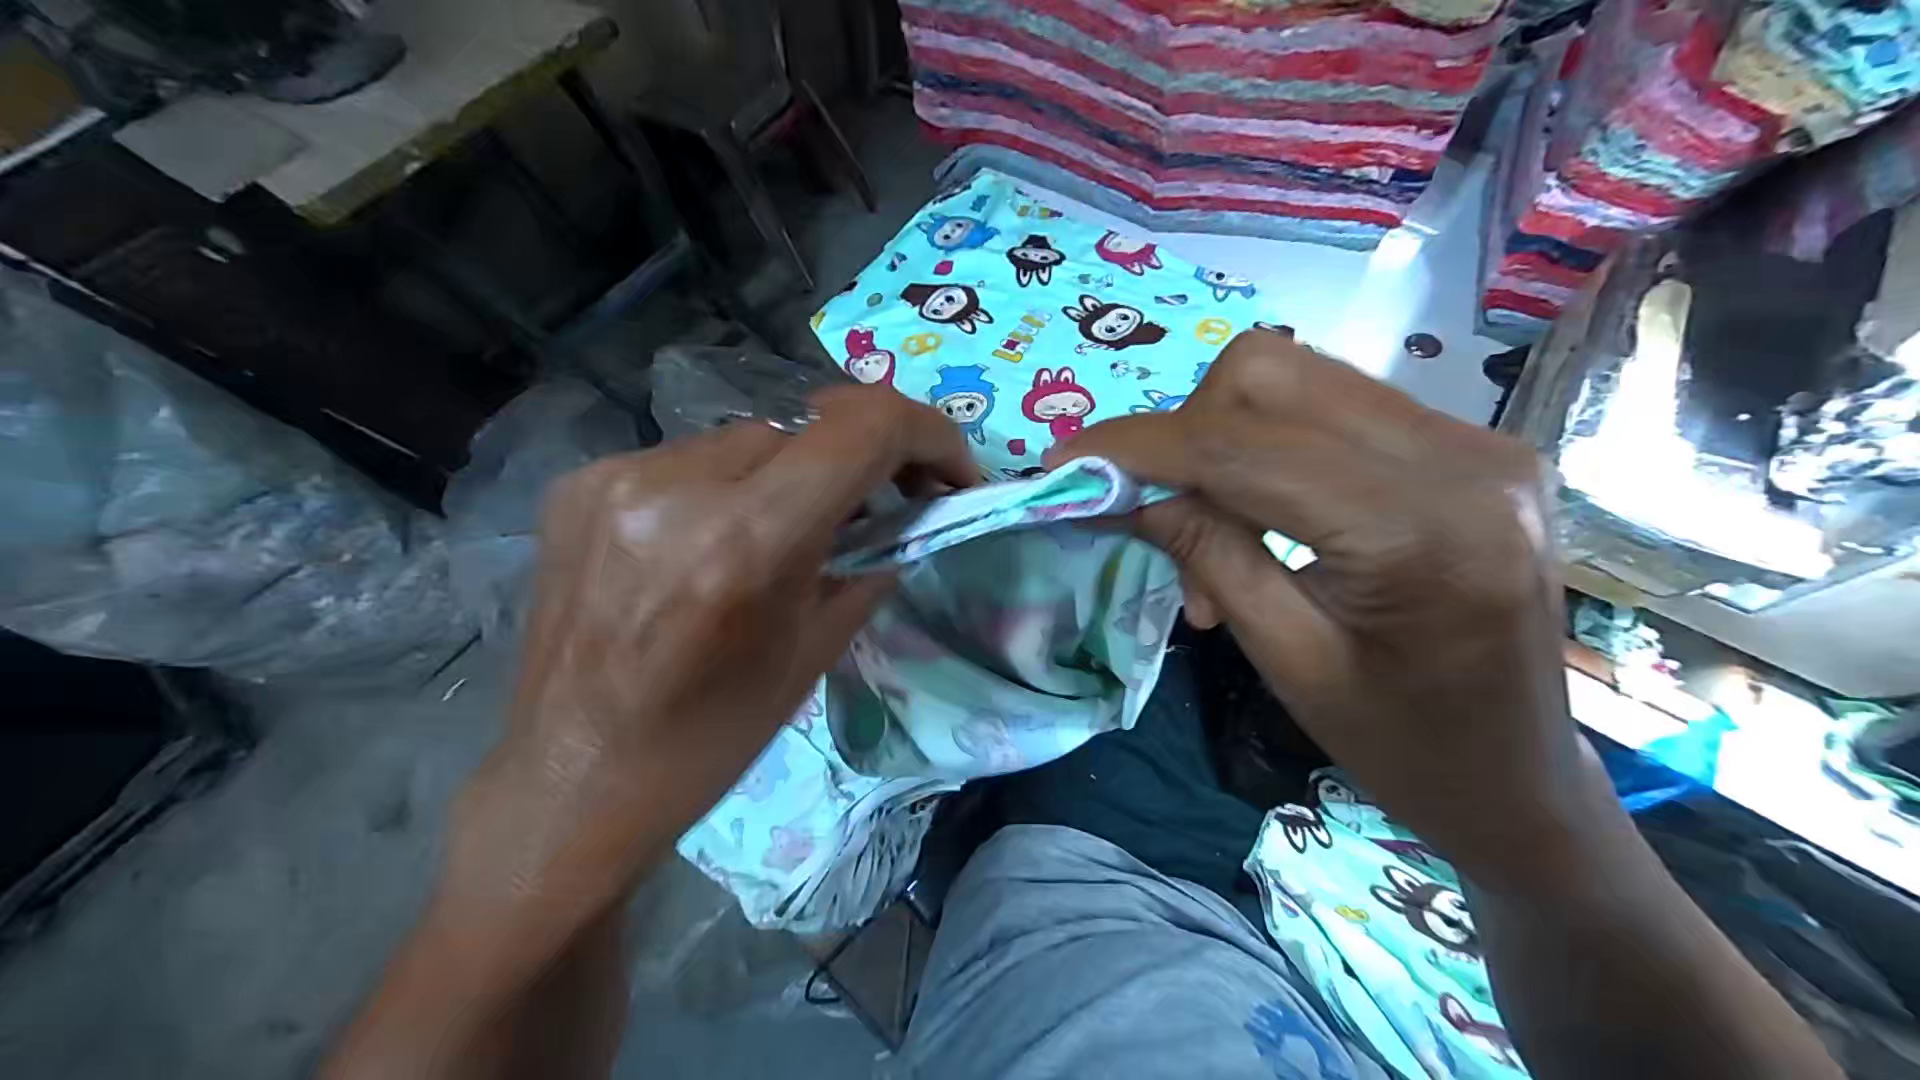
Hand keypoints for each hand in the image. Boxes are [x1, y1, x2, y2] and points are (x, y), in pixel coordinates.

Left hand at [446, 386, 975, 923]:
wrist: (575, 779)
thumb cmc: (713, 736)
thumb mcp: (816, 649)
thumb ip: (872, 559)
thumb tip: (908, 507)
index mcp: (748, 542)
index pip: (863, 429)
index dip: (926, 432)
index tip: (948, 469)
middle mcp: (677, 489)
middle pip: (804, 430)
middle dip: (851, 464)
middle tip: (871, 510)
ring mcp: (615, 478)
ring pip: (745, 440)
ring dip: (783, 475)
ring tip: (778, 534)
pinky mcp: (577, 484)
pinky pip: (685, 460)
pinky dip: (722, 487)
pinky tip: (709, 540)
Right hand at [1058, 331, 1603, 889]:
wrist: (1522, 776)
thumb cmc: (1401, 746)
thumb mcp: (1284, 661)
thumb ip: (1204, 555)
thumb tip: (1119, 489)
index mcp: (1420, 530)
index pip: (1242, 446)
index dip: (1139, 446)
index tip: (1064, 461)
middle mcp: (1461, 456)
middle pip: (1270, 375)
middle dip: (1183, 431)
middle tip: (1153, 510)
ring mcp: (1475, 439)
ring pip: (1294, 378)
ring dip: (1220, 439)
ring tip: (1210, 528)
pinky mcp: (1465, 443)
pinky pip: (1327, 407)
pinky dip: (1264, 447)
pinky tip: (1260, 514)